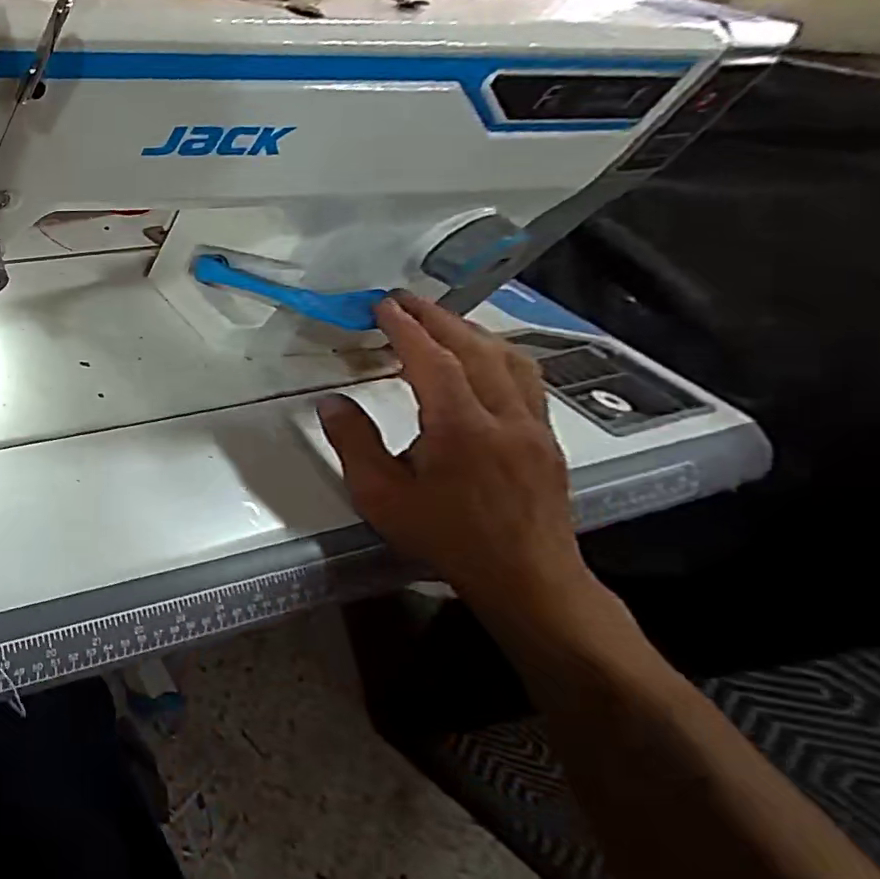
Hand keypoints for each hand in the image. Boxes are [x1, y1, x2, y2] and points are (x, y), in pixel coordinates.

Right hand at [317, 292, 587, 605]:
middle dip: (438, 318)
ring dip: (472, 332)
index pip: (433, 361)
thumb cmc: (446, 537)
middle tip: (406, 300)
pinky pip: (527, 378)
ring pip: (509, 359)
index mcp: (462, 428)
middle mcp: (505, 417)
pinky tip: (484, 359)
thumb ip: (353, 444)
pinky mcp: (547, 439)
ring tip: (442, 321)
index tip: (383, 306)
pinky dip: (498, 355)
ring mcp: (534, 426)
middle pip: (475, 348)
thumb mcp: (381, 497)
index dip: (406, 329)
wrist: (526, 578)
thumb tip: (332, 403)